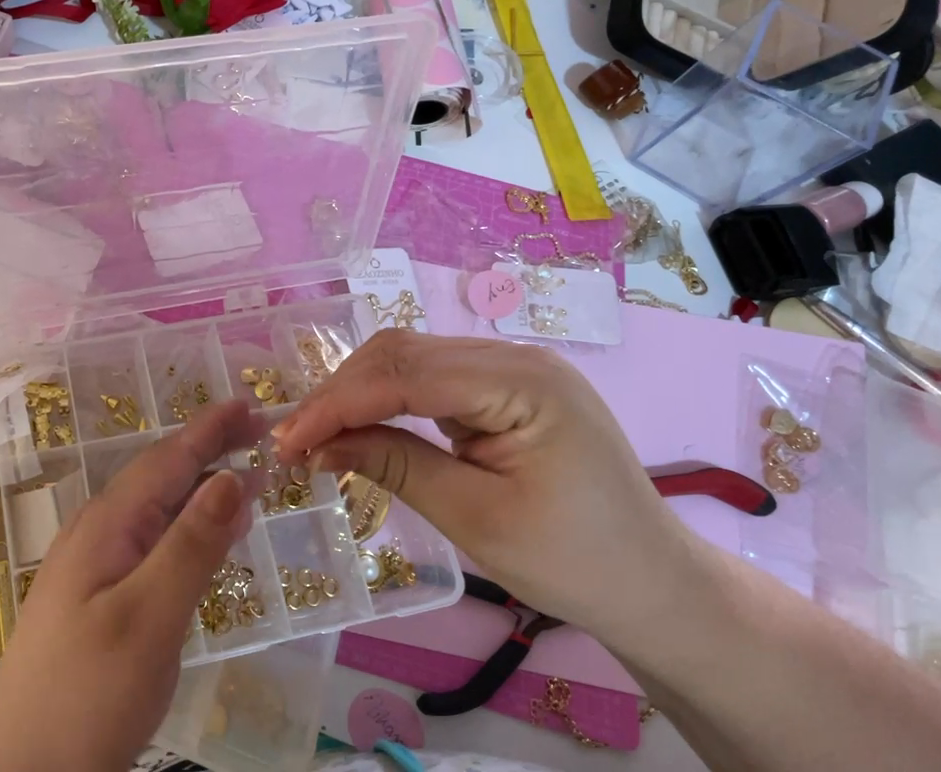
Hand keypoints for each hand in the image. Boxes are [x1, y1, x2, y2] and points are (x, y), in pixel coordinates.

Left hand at [0, 400, 263, 771]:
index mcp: (107, 526)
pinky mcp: (99, 599)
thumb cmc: (87, 691)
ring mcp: (95, 567)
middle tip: (259, 432)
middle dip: (209, 450)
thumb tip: (232, 477)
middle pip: (161, 477)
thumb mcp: (148, 617)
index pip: (167, 460)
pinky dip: (188, 528)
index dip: (210, 430)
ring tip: (245, 474)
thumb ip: (191, 546)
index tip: (252, 403)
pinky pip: (151, 543)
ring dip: (201, 487)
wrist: (22, 764)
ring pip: (157, 510)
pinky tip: (206, 538)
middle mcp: (98, 534)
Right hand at [272, 330, 701, 635]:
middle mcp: (516, 357)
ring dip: (357, 393)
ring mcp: (511, 369)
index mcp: (523, 381)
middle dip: (341, 393)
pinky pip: (429, 380)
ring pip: (409, 360)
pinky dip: (385, 401)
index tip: (288, 440)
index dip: (338, 403)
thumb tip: (318, 443)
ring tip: (315, 435)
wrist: (653, 586)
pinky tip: (358, 425)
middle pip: (403, 354)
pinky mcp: (503, 389)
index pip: (406, 375)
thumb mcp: (476, 519)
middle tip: (293, 441)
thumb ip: (395, 465)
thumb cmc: (574, 561)